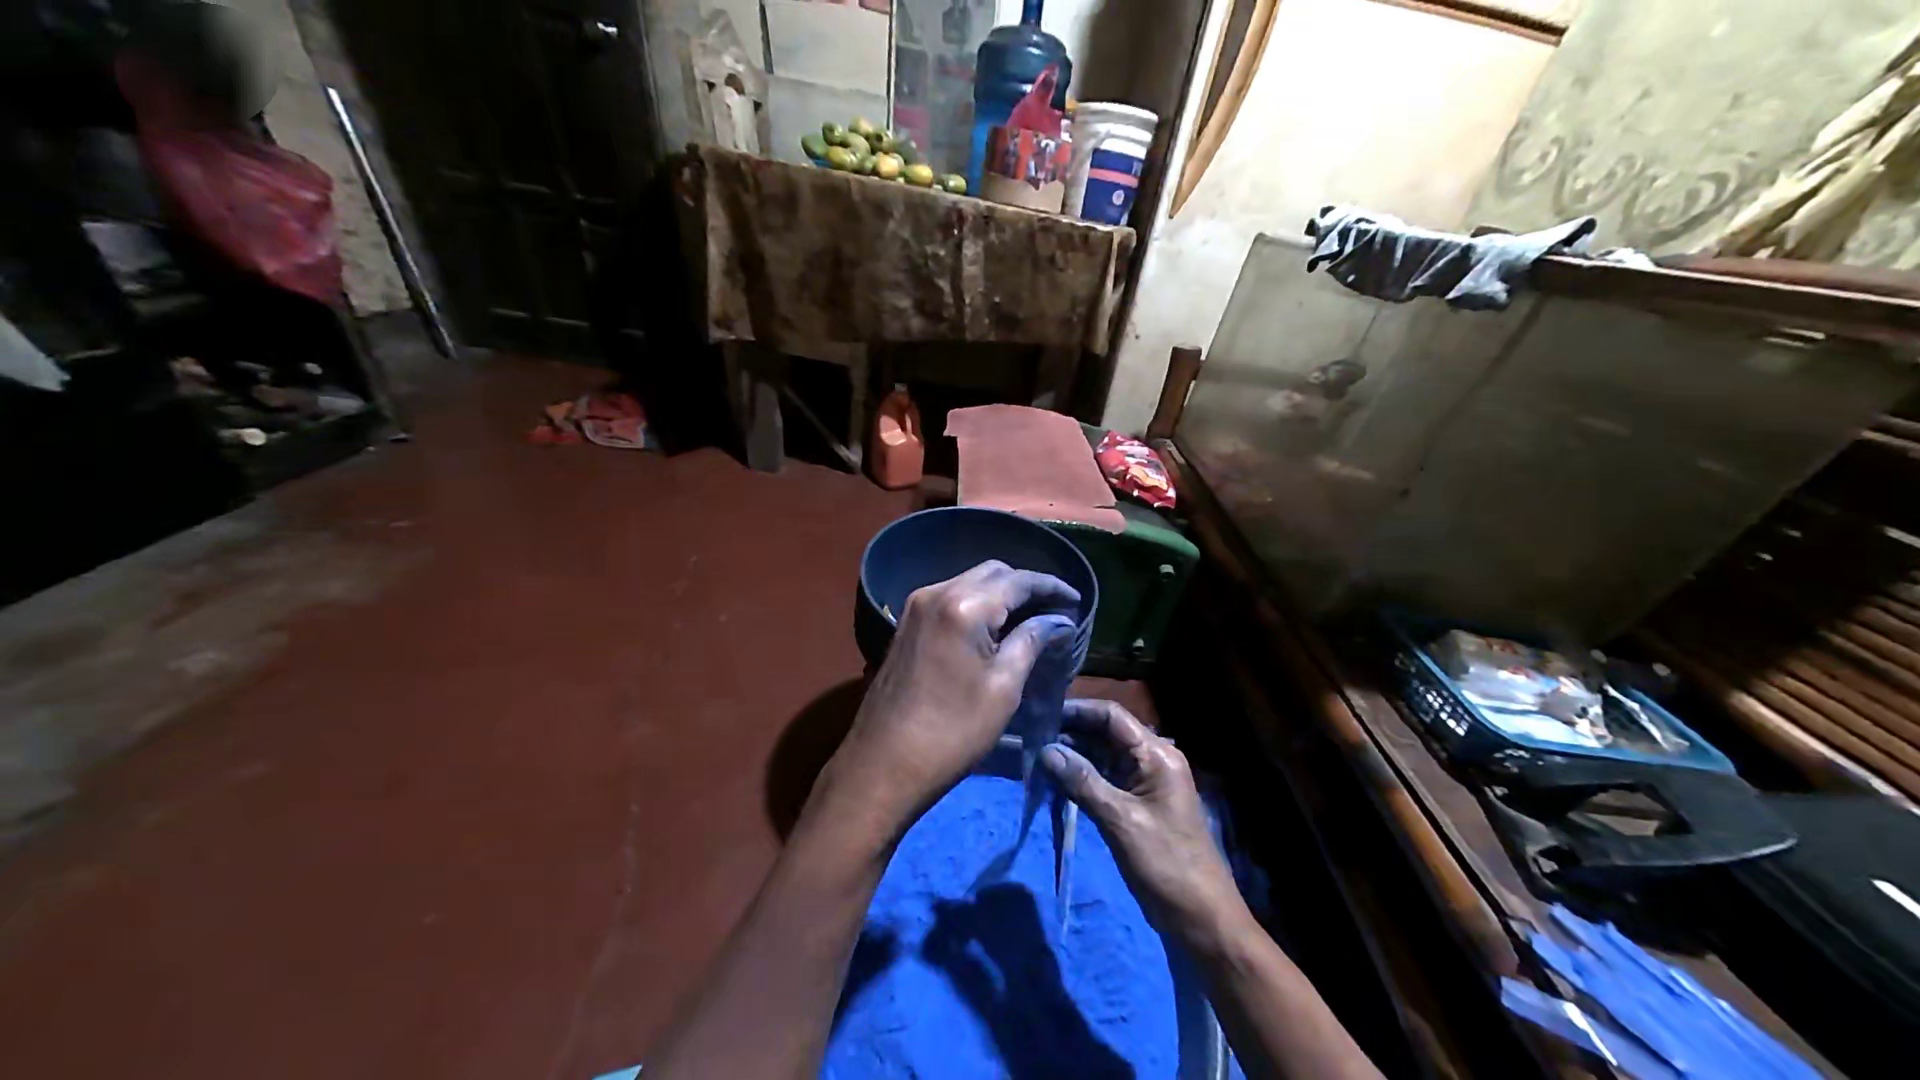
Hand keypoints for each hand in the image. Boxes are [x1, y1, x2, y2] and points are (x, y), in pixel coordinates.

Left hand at [820, 560, 1079, 833]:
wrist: (883, 763)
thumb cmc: (952, 732)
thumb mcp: (1003, 687)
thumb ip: (1032, 641)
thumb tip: (1058, 620)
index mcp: (964, 606)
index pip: (1019, 580)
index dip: (1052, 587)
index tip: (1077, 601)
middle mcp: (936, 593)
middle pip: (992, 573)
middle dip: (1025, 586)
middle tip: (1054, 611)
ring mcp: (915, 607)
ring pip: (969, 582)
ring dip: (1000, 594)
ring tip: (1030, 619)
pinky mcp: (906, 624)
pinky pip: (950, 598)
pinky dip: (977, 604)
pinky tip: (994, 628)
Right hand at [1042, 700, 1244, 941]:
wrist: (1200, 917)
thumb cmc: (1165, 864)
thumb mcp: (1120, 820)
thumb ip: (1082, 782)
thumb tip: (1046, 751)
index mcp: (1157, 755)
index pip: (1112, 716)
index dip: (1076, 710)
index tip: (1042, 713)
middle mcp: (1152, 759)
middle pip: (1106, 732)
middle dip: (1070, 732)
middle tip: (1031, 734)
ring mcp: (1145, 782)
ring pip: (1102, 755)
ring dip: (1072, 754)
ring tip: (1036, 754)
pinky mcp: (1137, 803)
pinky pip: (1105, 778)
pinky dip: (1081, 776)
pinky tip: (1054, 778)